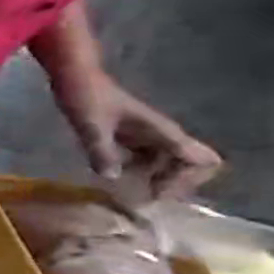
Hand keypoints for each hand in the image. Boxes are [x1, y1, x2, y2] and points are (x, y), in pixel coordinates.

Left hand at [56, 74, 221, 199]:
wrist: (74, 75)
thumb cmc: (86, 96)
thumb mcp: (91, 125)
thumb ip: (101, 150)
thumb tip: (112, 178)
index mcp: (161, 131)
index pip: (200, 160)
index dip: (187, 180)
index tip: (157, 191)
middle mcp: (160, 133)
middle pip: (186, 164)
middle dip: (172, 183)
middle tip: (146, 198)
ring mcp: (144, 133)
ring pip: (164, 162)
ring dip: (153, 178)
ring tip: (131, 193)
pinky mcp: (128, 133)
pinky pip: (143, 156)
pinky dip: (136, 169)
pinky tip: (114, 176)